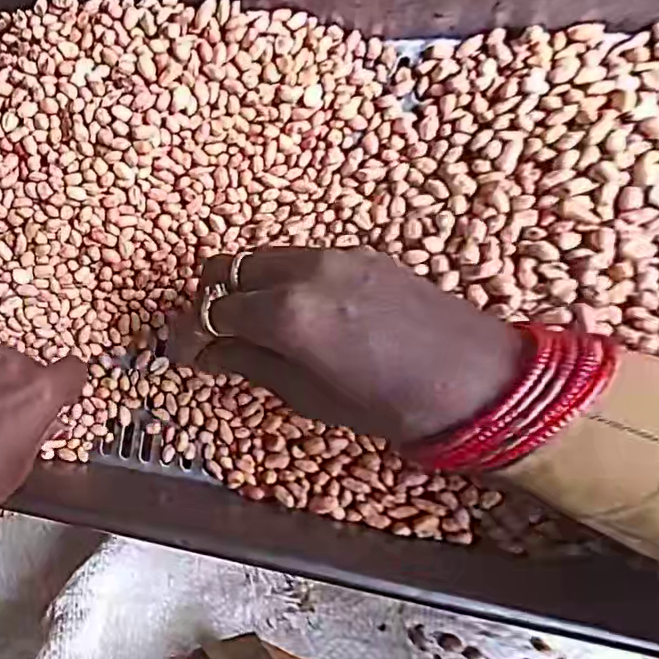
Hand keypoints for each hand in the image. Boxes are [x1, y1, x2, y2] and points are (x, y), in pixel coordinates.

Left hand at [0, 346, 82, 546]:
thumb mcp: (21, 465)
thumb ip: (41, 431)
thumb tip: (47, 419)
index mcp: (38, 391)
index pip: (72, 369)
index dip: (65, 386)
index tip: (59, 394)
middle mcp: (5, 364)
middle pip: (27, 364)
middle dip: (20, 386)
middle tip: (5, 418)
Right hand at [167, 248, 522, 443]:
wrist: (479, 382)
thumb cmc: (385, 404)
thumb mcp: (304, 393)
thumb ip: (246, 362)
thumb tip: (202, 351)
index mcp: (286, 314)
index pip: (211, 311)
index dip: (187, 334)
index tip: (179, 351)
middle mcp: (305, 271)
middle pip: (226, 268)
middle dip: (208, 300)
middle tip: (211, 335)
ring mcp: (336, 256)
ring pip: (261, 258)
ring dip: (242, 287)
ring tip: (251, 325)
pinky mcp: (361, 254)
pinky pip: (298, 259)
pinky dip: (278, 281)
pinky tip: (294, 314)